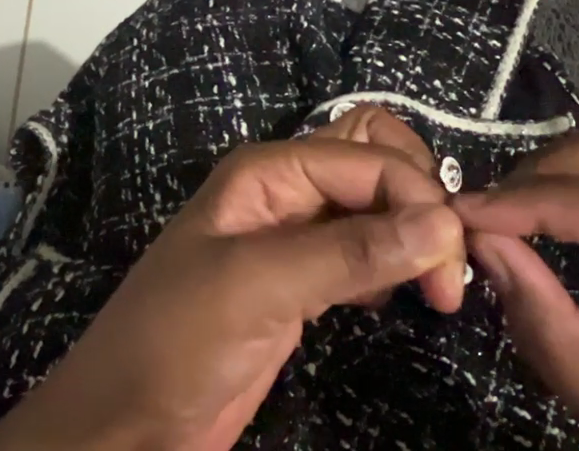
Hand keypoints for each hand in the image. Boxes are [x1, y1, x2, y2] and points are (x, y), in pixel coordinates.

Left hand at [0, 107, 466, 450]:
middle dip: (419, 198)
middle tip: (448, 265)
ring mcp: (292, 237)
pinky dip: (390, 263)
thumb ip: (350, 252)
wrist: (126, 421)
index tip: (451, 262)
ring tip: (437, 288)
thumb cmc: (179, 341)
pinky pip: (361, 251)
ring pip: (371, 207)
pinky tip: (396, 298)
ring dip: (411, 232)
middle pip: (372, 162)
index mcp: (268, 171)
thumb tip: (444, 223)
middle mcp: (283, 191)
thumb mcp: (259, 287)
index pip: (366, 157)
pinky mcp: (300, 283)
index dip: (416, 197)